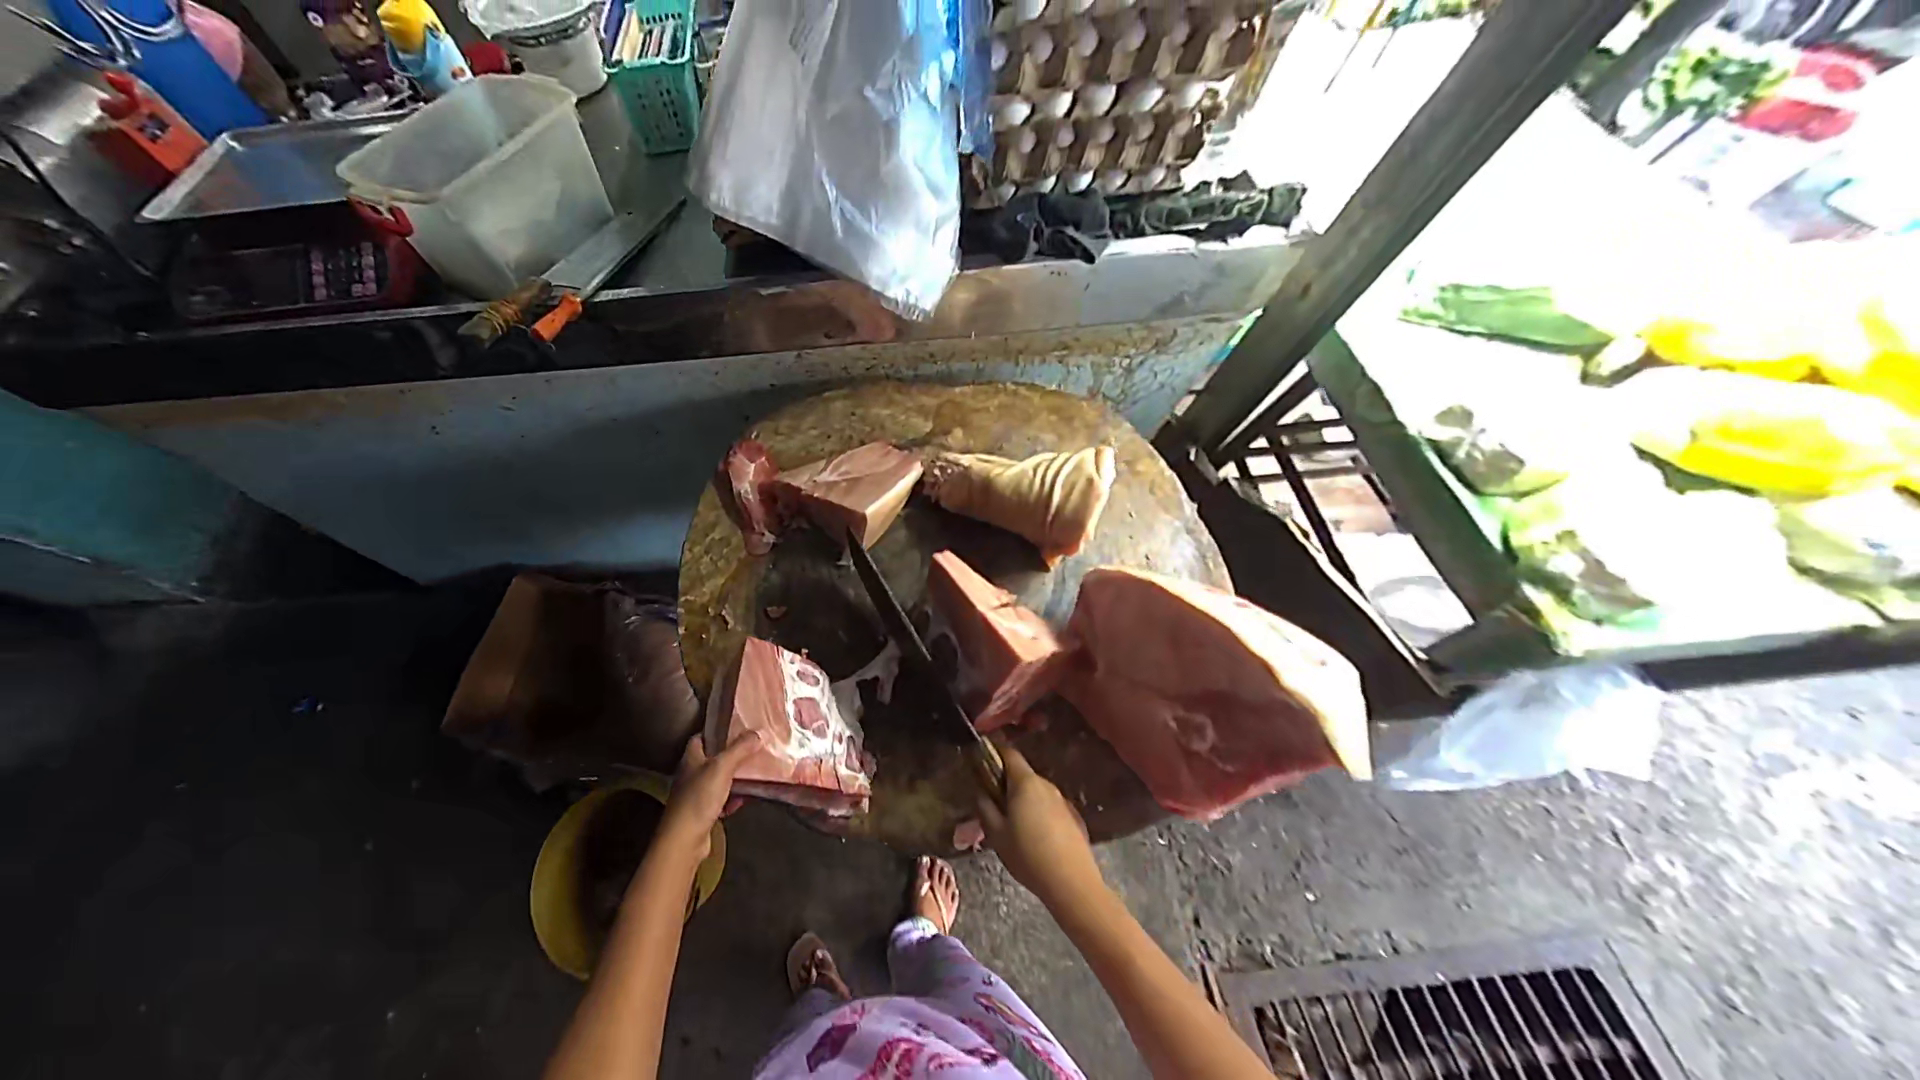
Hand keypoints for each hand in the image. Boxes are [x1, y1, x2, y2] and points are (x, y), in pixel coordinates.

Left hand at [657, 731, 760, 861]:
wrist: (684, 839)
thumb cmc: (699, 797)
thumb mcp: (722, 767)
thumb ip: (740, 749)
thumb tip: (756, 734)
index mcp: (691, 757)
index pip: (702, 736)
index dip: (717, 731)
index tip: (737, 729)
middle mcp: (691, 773)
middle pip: (714, 758)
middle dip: (733, 757)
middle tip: (752, 752)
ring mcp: (695, 794)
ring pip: (720, 780)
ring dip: (735, 780)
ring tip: (752, 777)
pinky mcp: (701, 812)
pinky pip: (721, 800)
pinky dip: (731, 800)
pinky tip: (740, 803)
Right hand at [976, 742, 1103, 906]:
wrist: (1072, 882)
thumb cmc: (1028, 855)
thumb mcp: (996, 834)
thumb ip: (985, 808)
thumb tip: (981, 792)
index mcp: (1026, 783)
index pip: (1009, 754)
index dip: (994, 754)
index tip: (982, 764)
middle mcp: (1046, 785)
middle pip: (1023, 775)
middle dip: (1007, 784)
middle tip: (993, 805)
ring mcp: (1062, 800)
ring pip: (1036, 792)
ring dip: (1023, 801)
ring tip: (1013, 827)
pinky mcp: (1073, 817)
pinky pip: (1049, 807)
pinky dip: (1039, 813)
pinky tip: (1035, 839)